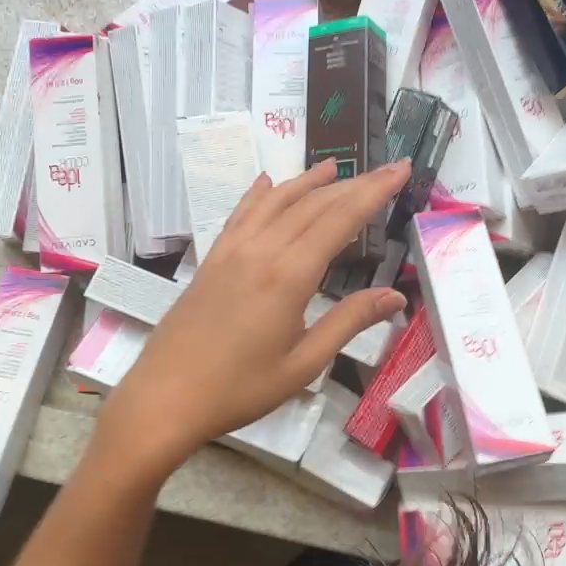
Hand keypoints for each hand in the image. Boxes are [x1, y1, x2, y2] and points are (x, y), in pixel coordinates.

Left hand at [107, 159, 411, 467]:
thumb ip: (349, 322)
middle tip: (386, 168)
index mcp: (289, 275)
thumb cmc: (240, 389)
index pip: (341, 219)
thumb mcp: (304, 364)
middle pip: (314, 204)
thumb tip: (395, 297)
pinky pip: (241, 214)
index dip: (374, 192)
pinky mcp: (212, 259)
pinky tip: (267, 182)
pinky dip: (260, 194)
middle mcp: (262, 251)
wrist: (164, 398)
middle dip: (354, 183)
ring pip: (277, 201)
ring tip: (335, 166)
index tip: (401, 169)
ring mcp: (232, 251)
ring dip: (308, 181)